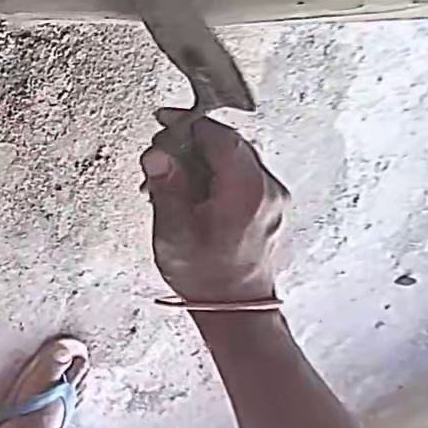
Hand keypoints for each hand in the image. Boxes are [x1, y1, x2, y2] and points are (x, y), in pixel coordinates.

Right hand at [141, 111, 288, 302]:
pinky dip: (212, 177)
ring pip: (233, 161)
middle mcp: (266, 188)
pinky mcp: (266, 207)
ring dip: (198, 163)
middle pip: (228, 146)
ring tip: (167, 184)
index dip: (188, 124)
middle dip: (189, 146)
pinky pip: (239, 178)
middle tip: (156, 160)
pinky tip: (188, 195)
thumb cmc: (204, 274)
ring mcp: (271, 198)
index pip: (220, 137)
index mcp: (245, 190)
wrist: (235, 306)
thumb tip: (157, 154)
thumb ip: (167, 187)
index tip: (163, 120)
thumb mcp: (173, 231)